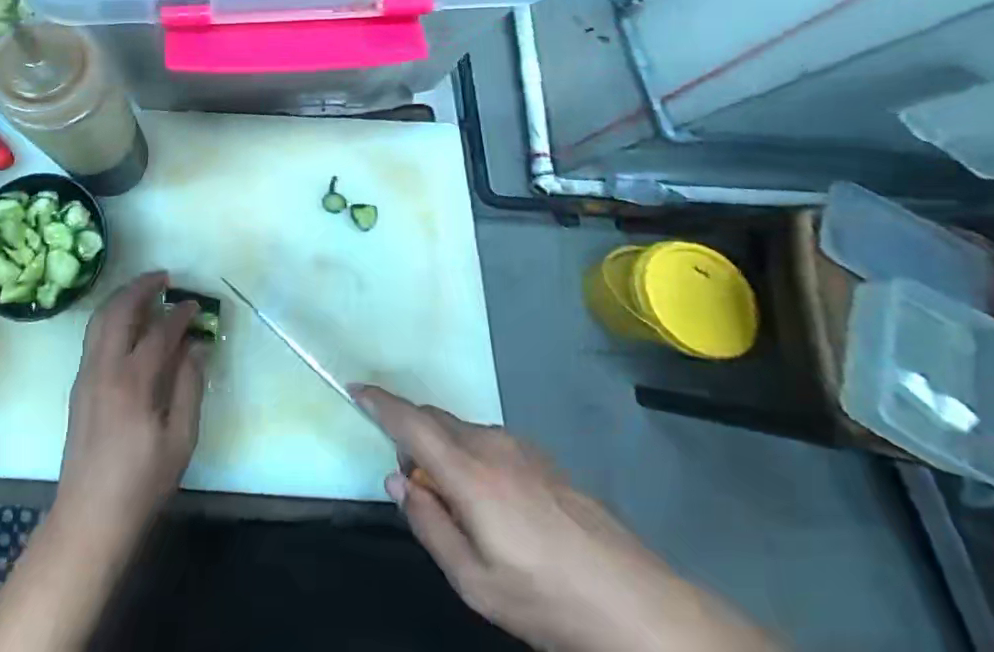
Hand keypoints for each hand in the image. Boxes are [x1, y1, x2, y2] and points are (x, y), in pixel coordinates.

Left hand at [0, 273, 207, 651]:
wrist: (90, 514)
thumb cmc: (142, 481)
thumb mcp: (180, 439)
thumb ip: (190, 387)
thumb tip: (195, 346)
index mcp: (133, 382)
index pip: (159, 333)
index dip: (179, 315)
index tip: (195, 305)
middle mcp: (104, 369)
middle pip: (119, 312)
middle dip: (141, 287)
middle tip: (164, 277)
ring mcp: (85, 375)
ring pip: (99, 320)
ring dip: (122, 298)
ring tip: (146, 289)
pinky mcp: (78, 385)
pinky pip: (93, 336)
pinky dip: (111, 317)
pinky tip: (127, 322)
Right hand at [355, 385, 777, 651]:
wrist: (638, 605)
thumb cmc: (545, 598)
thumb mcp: (474, 582)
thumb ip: (429, 524)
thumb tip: (398, 481)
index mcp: (471, 474)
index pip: (412, 424)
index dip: (380, 403)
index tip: (355, 389)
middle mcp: (494, 447)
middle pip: (436, 419)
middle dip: (410, 432)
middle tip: (409, 479)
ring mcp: (523, 449)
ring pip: (463, 430)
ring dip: (441, 446)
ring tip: (451, 500)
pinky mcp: (544, 459)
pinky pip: (488, 441)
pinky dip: (468, 453)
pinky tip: (486, 499)